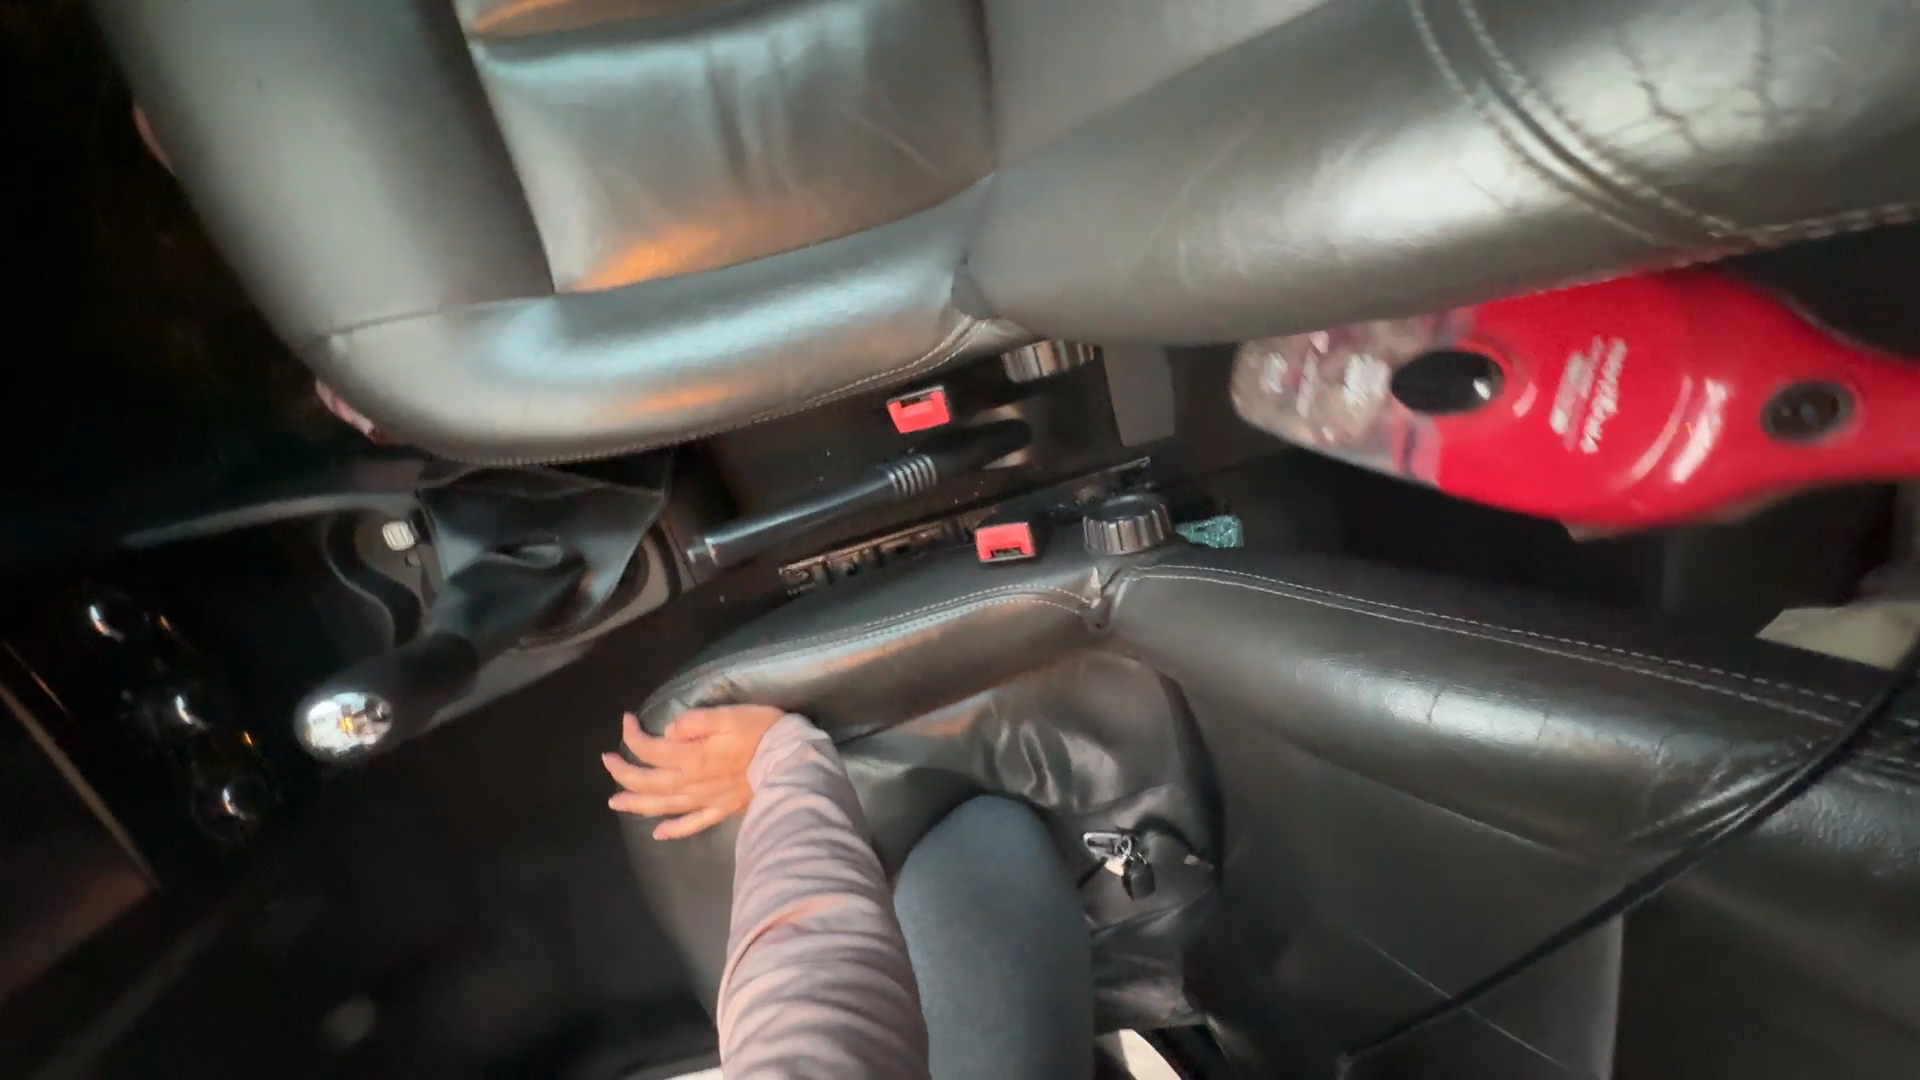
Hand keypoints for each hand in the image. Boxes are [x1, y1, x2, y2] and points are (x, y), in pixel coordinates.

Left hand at [602, 706, 787, 839]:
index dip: (632, 735)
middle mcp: (692, 782)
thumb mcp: (729, 714)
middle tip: (607, 760)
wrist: (792, 760)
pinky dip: (673, 830)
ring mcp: (706, 799)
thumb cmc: (762, 731)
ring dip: (636, 803)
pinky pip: (692, 824)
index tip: (626, 720)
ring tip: (615, 801)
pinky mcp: (722, 809)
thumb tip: (668, 731)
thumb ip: (696, 721)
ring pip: (662, 805)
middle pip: (648, 781)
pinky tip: (658, 833)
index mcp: (692, 756)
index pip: (651, 748)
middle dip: (623, 771)